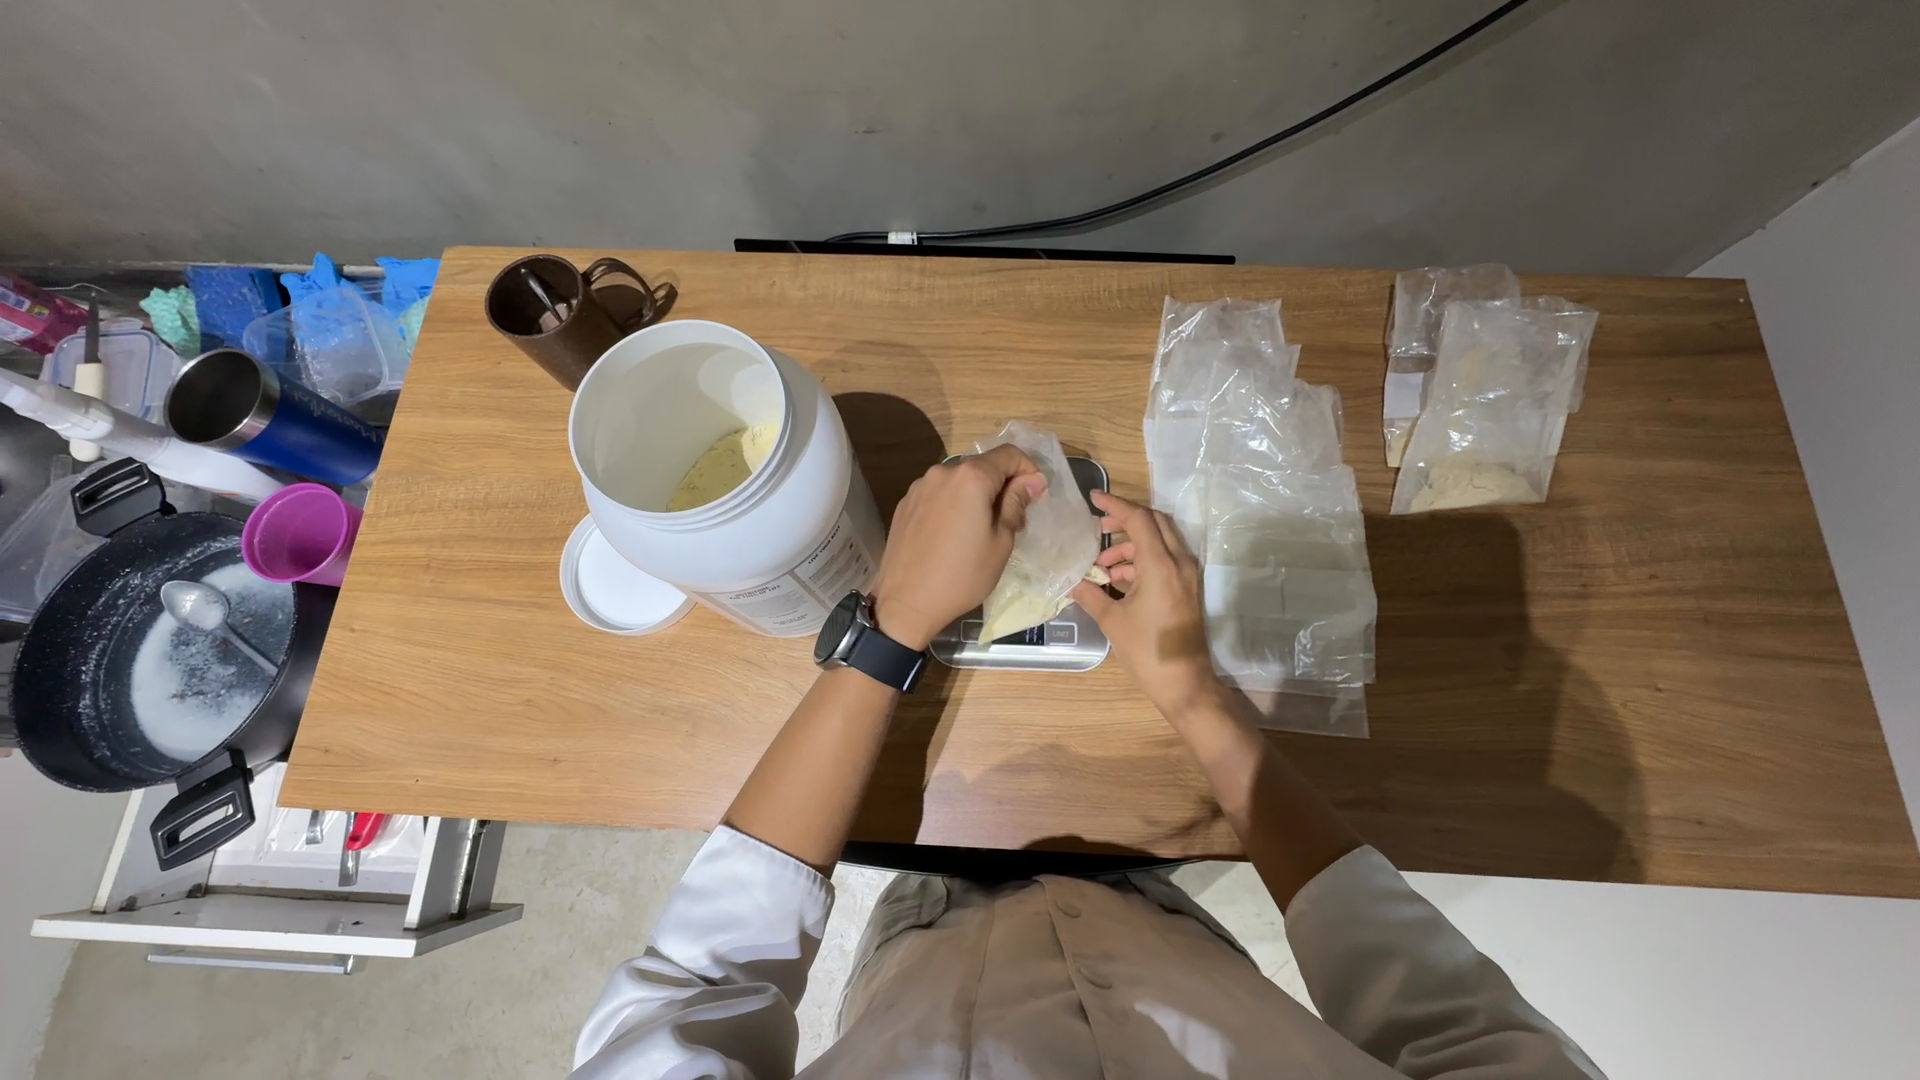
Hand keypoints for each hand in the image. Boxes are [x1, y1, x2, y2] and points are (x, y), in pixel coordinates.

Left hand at [868, 445, 1047, 649]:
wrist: (906, 603)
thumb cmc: (962, 575)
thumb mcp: (1001, 541)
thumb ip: (1016, 502)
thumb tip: (1033, 480)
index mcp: (970, 477)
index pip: (1009, 454)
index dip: (1029, 470)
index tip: (1036, 497)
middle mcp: (942, 472)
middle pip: (982, 466)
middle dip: (1002, 485)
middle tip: (1011, 520)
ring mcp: (919, 487)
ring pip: (959, 480)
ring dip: (976, 495)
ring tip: (980, 530)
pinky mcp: (905, 504)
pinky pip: (939, 494)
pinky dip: (954, 504)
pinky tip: (953, 535)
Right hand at [1070, 491, 1225, 719]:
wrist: (1184, 682)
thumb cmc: (1147, 650)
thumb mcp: (1111, 620)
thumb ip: (1089, 593)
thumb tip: (1070, 580)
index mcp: (1160, 565)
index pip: (1139, 519)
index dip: (1115, 505)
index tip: (1093, 498)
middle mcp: (1179, 562)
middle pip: (1154, 522)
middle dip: (1125, 519)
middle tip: (1098, 526)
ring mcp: (1186, 575)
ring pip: (1159, 541)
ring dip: (1130, 544)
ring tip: (1101, 566)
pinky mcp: (1187, 588)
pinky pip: (1164, 560)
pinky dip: (1140, 560)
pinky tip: (1117, 580)